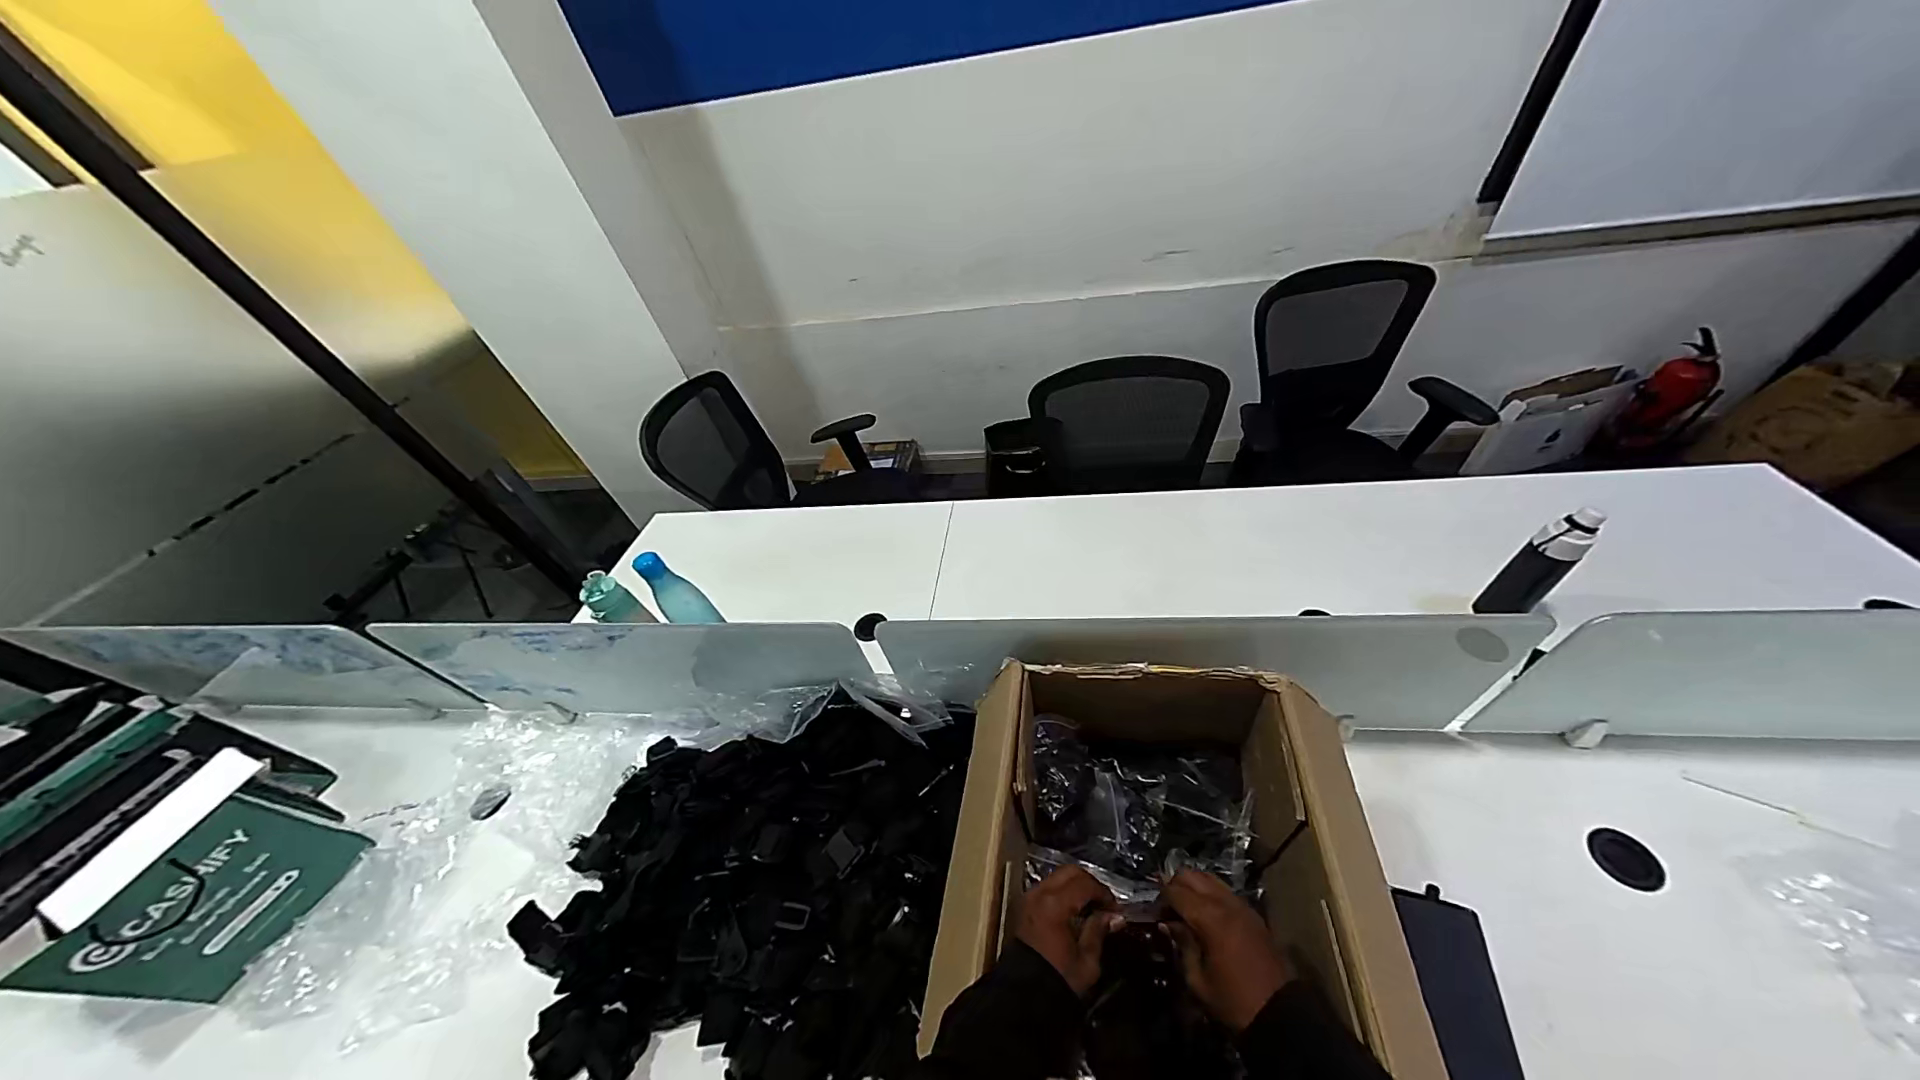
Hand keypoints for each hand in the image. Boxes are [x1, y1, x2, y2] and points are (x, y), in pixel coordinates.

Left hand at [1016, 865, 1123, 995]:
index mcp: (1055, 905)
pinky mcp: (1025, 906)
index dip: (1104, 893)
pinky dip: (1064, 892)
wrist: (1022, 997)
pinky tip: (1075, 911)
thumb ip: (1099, 931)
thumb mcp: (1086, 961)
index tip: (1116, 909)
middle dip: (1090, 883)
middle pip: (1069, 872)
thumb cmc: (1057, 980)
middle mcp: (1039, 894)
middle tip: (1105, 903)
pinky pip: (1048, 887)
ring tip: (1092, 907)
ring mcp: (1029, 898)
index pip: (1084, 883)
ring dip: (1076, 886)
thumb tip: (1114, 916)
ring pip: (1058, 877)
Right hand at [1160, 869, 1291, 1030]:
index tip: (1154, 914)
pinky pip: (1225, 891)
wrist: (1282, 1017)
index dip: (1160, 899)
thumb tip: (1169, 923)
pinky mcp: (1254, 915)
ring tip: (1186, 909)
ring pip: (1209, 878)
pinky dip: (1210, 894)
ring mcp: (1243, 906)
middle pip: (1191, 875)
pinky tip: (1207, 915)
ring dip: (1193, 887)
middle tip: (1168, 908)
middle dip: (1174, 886)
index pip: (1175, 890)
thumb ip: (1182, 944)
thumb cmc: (1234, 1002)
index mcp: (1209, 918)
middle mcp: (1225, 903)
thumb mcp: (1198, 980)